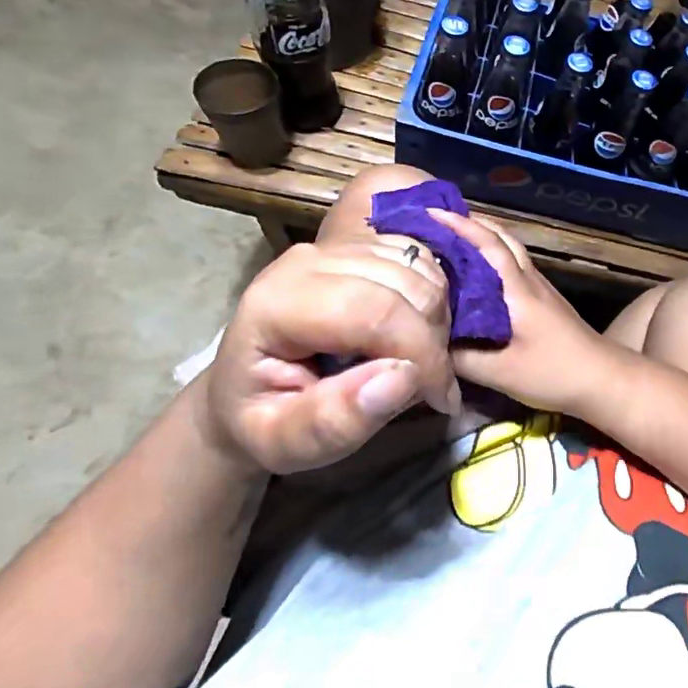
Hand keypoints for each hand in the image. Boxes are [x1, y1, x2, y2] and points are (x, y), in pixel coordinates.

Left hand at [200, 237, 459, 473]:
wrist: (247, 387)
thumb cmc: (264, 420)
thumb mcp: (286, 444)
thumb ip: (334, 420)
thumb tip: (402, 377)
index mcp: (277, 305)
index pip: (375, 311)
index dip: (422, 353)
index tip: (441, 399)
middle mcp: (306, 261)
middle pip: (405, 282)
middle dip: (433, 338)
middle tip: (429, 386)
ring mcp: (333, 246)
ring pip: (418, 264)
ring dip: (436, 316)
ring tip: (419, 361)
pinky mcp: (356, 243)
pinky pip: (418, 255)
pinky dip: (432, 294)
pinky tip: (416, 330)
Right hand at [427, 209, 609, 413]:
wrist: (604, 380)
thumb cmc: (554, 372)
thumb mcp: (501, 373)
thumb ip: (462, 359)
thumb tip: (428, 344)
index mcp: (518, 290)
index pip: (489, 245)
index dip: (461, 226)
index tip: (432, 213)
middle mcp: (530, 280)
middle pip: (503, 238)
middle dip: (472, 223)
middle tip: (439, 222)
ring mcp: (541, 289)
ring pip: (511, 250)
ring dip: (485, 238)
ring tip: (454, 242)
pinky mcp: (546, 301)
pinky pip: (515, 267)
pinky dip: (494, 258)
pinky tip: (479, 275)